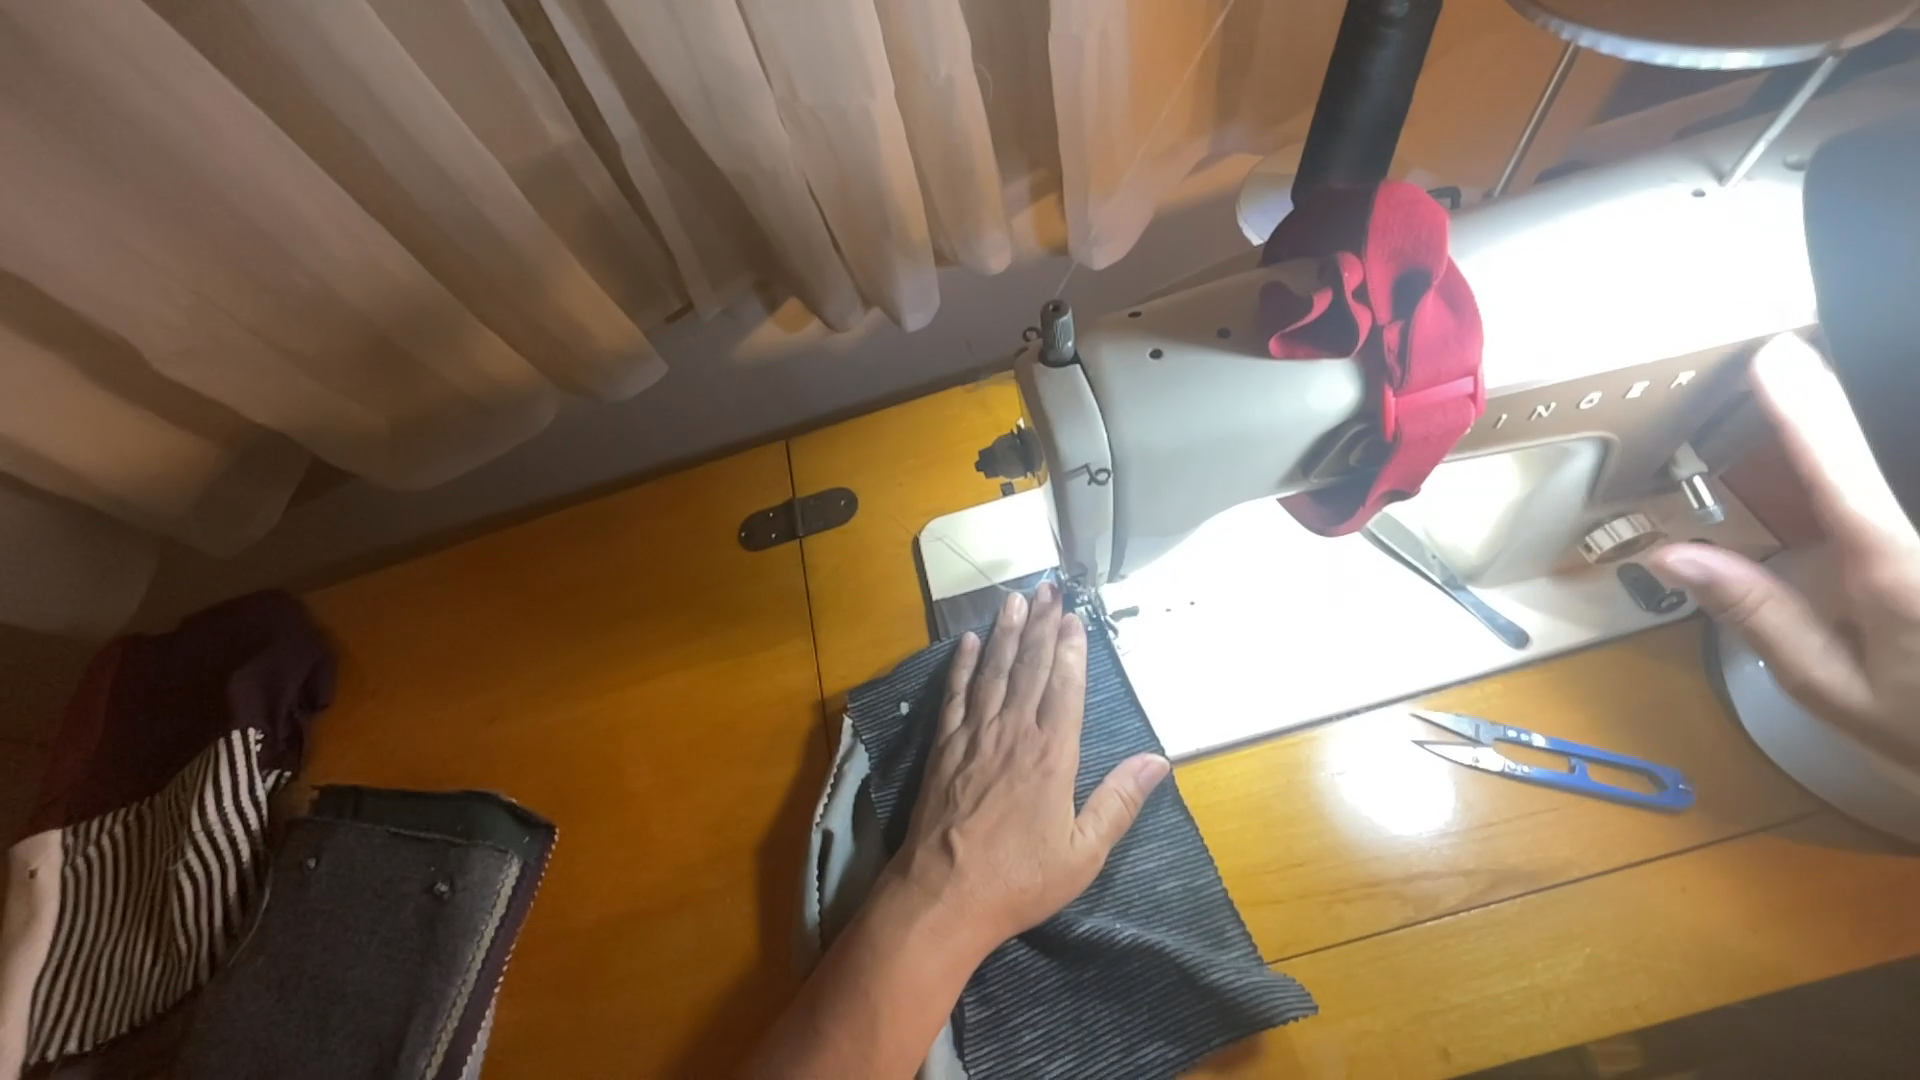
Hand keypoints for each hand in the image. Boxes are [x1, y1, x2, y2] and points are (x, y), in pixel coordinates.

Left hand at [879, 583, 1170, 957]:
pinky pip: (955, 695)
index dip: (1070, 649)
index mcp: (1052, 755)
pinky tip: (968, 642)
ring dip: (1005, 633)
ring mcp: (974, 735)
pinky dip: (962, 665)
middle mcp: (1014, 733)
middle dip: (1040, 626)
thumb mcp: (1083, 852)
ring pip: (993, 671)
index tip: (1073, 617)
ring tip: (1014, 599)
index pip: (1065, 688)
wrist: (944, 894)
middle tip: (1047, 588)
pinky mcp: (944, 746)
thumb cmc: (1020, 878)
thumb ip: (1119, 802)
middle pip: (1030, 668)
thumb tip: (1157, 761)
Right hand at [1650, 333, 1919, 762]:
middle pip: (1869, 465)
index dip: (1804, 414)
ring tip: (1786, 428)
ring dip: (1832, 460)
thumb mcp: (1829, 686)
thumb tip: (1673, 553)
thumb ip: (1758, 614)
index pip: (1838, 477)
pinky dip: (1838, 492)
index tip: (1776, 356)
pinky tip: (1801, 498)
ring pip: (1881, 492)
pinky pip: (1879, 512)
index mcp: (1894, 573)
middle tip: (1770, 383)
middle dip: (1819, 421)